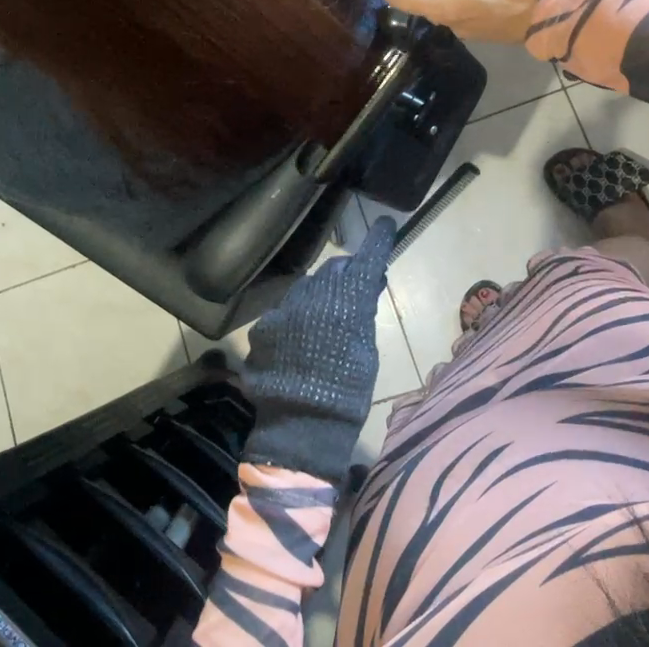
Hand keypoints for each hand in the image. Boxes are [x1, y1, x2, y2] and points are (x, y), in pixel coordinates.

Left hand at [241, 218, 396, 484]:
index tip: (385, 226)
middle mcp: (312, 298)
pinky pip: (283, 313)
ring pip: (304, 290)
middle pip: (331, 273)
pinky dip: (294, 318)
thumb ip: (361, 315)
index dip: (377, 243)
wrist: (301, 423)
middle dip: (344, 273)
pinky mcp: (263, 327)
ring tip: (325, 314)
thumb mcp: (366, 351)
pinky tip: (298, 338)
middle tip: (354, 281)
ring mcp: (284, 311)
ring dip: (318, 295)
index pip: (365, 263)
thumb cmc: (347, 392)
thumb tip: (365, 287)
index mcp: (345, 304)